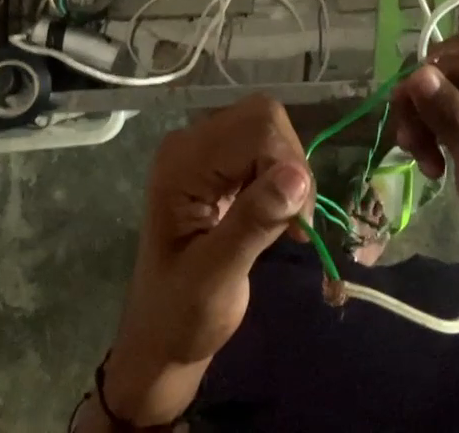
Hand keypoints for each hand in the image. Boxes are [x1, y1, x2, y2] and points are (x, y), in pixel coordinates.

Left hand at [100, 96, 313, 426]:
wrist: (161, 340)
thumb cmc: (182, 314)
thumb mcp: (216, 276)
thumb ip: (253, 222)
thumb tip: (297, 176)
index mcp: (182, 162)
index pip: (256, 125)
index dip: (287, 162)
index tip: (297, 222)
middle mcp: (191, 145)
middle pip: (263, 118)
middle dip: (291, 164)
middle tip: (296, 222)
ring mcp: (203, 154)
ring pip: (268, 132)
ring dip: (290, 175)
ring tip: (288, 225)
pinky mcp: (219, 169)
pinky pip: (263, 152)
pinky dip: (282, 180)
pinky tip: (280, 218)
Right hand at [390, 36, 458, 277]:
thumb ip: (450, 115)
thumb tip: (418, 72)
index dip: (430, 68)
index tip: (407, 100)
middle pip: (446, 74)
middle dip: (420, 104)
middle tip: (407, 141)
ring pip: (439, 96)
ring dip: (421, 124)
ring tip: (422, 162)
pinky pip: (445, 117)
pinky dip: (431, 137)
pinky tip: (431, 167)